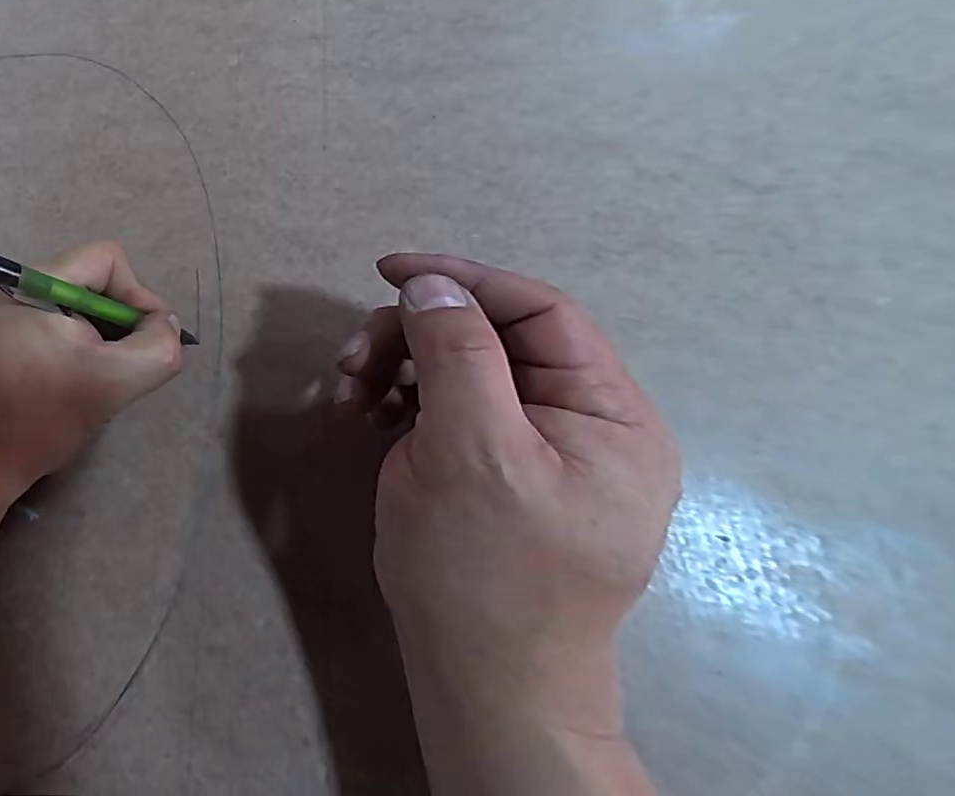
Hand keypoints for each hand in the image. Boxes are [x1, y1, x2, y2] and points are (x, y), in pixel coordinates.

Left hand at [0, 239, 186, 494]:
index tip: (143, 340)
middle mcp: (22, 288)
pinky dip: (88, 349)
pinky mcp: (15, 337)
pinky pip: (69, 326)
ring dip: (107, 338)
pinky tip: (83, 382)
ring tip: (103, 377)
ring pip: (87, 307)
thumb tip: (164, 324)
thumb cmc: (42, 418)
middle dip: (122, 321)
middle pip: (98, 281)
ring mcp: (15, 313)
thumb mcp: (114, 381)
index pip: (107, 259)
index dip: (137, 295)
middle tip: (124, 364)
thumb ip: (158, 346)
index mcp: (36, 284)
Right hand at [336, 254, 679, 734]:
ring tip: (348, 391)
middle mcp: (576, 419)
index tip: (390, 272)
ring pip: (457, 365)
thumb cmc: (485, 571)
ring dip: (396, 364)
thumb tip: (431, 282)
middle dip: (414, 335)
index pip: (537, 311)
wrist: (479, 681)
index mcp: (606, 413)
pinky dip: (399, 396)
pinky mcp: (486, 460)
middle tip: (352, 357)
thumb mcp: (471, 449)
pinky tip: (366, 414)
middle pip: (489, 337)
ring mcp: (528, 442)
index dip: (464, 280)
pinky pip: (442, 402)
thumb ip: (456, 352)